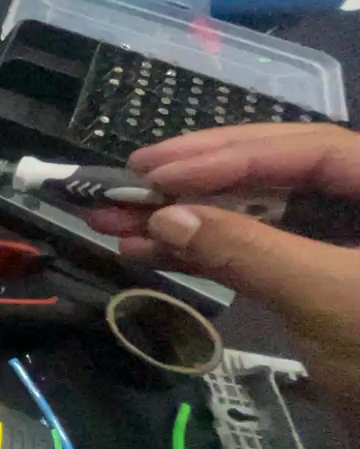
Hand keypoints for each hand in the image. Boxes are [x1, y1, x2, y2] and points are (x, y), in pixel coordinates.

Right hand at [88, 124, 359, 419]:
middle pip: (280, 173)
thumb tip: (164, 217)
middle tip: (128, 180)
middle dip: (196, 177)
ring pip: (256, 213)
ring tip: (112, 219)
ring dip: (181, 215)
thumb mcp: (329, 298)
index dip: (229, 154)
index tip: (154, 172)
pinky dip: (196, 250)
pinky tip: (142, 250)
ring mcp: (347, 248)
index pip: (314, 150)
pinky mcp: (320, 282)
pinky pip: (251, 251)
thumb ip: (247, 249)